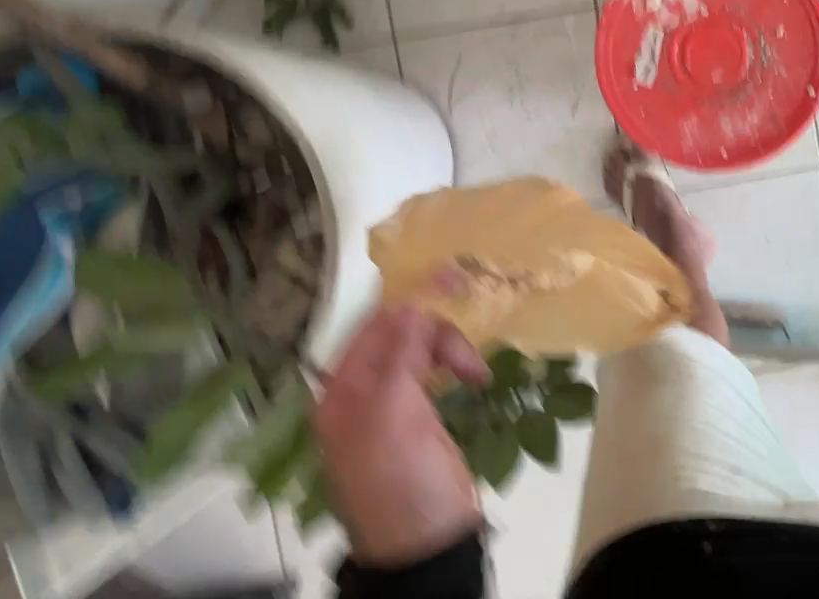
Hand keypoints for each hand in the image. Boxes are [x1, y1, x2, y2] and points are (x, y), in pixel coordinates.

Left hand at [313, 306, 489, 565]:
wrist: (427, 544)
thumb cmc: (401, 482)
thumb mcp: (394, 417)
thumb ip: (401, 356)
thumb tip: (411, 301)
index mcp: (342, 392)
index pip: (373, 326)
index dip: (410, 297)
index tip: (451, 274)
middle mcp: (364, 392)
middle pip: (402, 333)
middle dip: (437, 333)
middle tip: (468, 353)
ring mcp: (395, 403)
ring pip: (425, 349)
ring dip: (453, 350)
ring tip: (475, 375)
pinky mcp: (423, 414)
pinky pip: (437, 370)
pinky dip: (457, 364)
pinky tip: (474, 377)